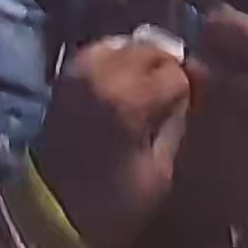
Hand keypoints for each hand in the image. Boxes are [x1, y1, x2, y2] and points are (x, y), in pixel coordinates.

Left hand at [34, 40, 191, 247]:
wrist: (54, 204)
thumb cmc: (114, 199)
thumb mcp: (159, 169)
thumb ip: (175, 122)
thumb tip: (188, 94)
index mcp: (127, 101)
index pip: (174, 73)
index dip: (188, 88)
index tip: (192, 104)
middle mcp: (102, 73)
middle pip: (149, 49)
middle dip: (167, 67)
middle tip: (173, 92)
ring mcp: (81, 67)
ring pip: (125, 42)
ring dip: (142, 58)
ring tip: (149, 84)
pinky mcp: (67, 70)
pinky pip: (101, 48)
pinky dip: (118, 56)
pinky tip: (125, 79)